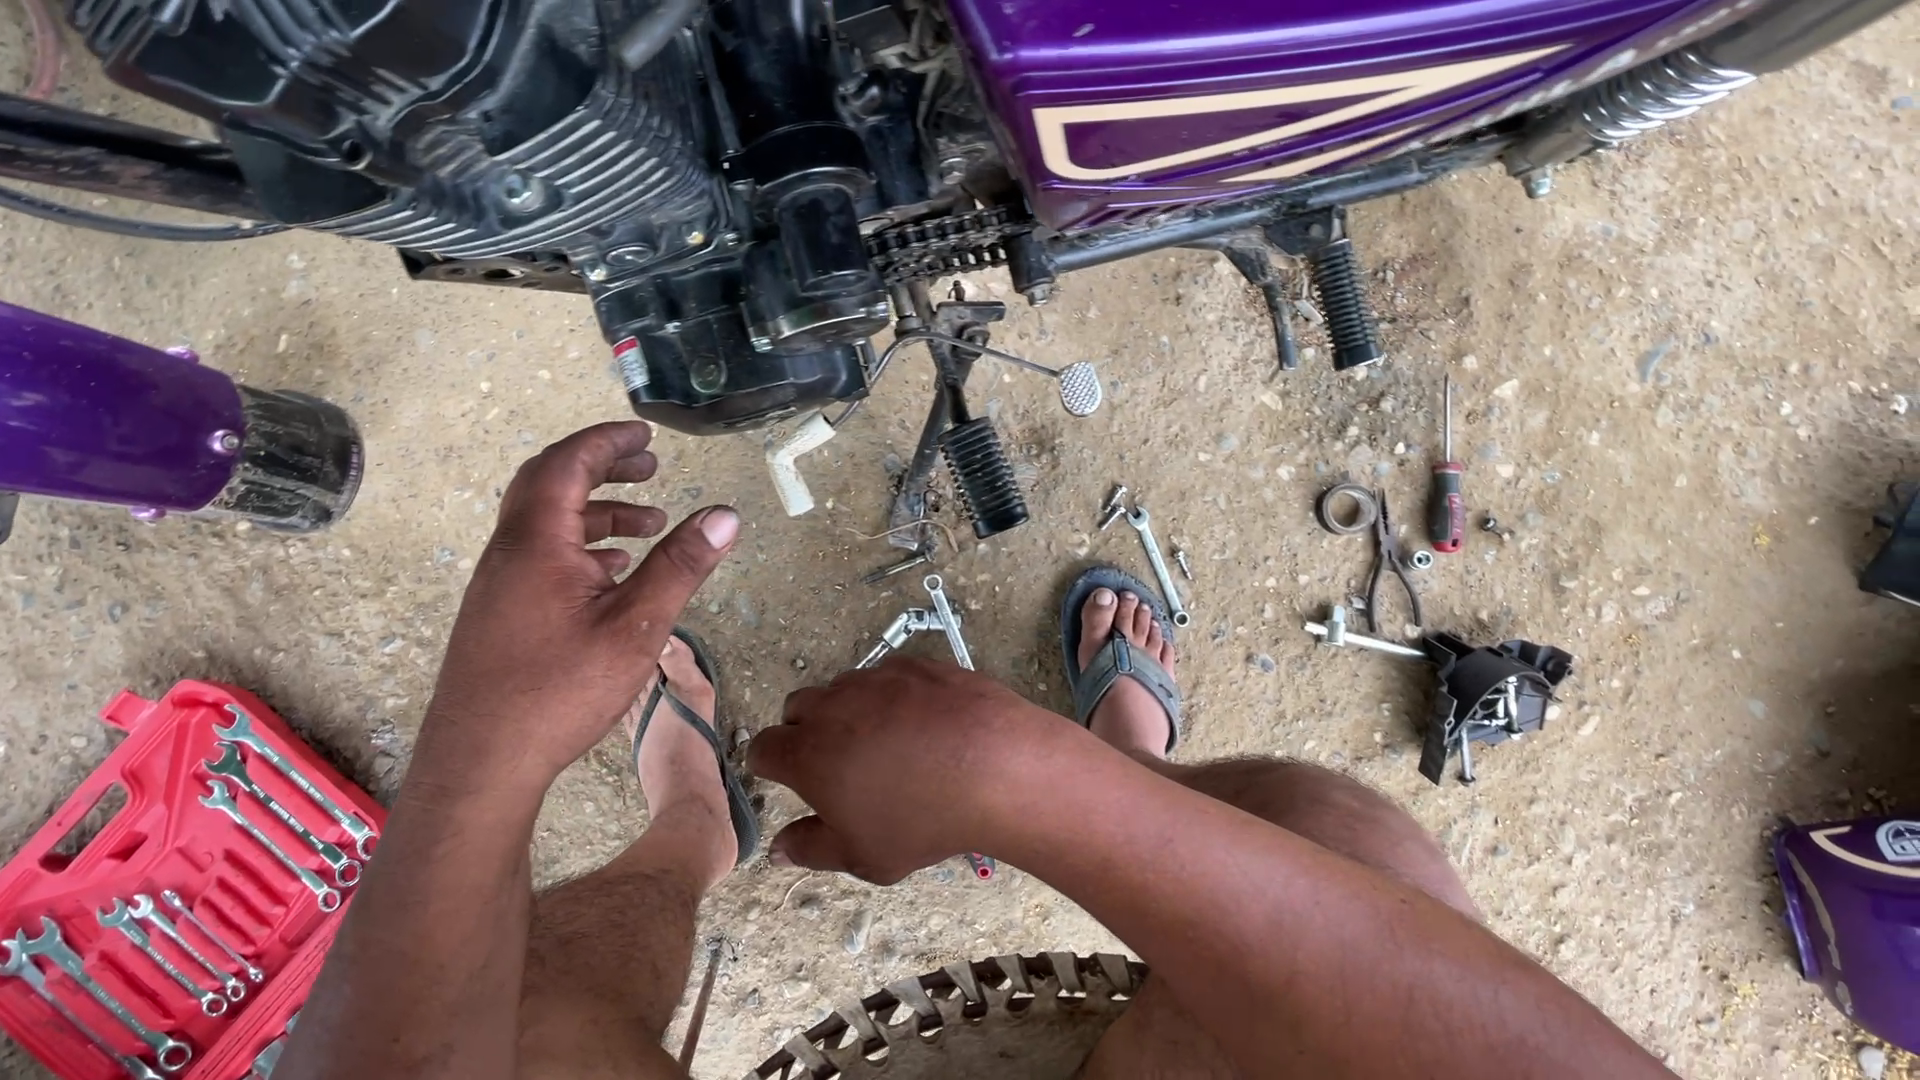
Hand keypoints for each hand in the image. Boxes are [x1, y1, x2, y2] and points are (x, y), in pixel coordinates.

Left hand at [412, 421, 738, 796]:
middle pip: (549, 486)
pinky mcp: (501, 614)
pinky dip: (582, 547)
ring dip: (598, 512)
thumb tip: (726, 515)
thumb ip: (681, 565)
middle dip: (602, 469)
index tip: (645, 435)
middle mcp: (510, 553)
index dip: (606, 442)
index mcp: (537, 543)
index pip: (566, 465)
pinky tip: (614, 573)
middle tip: (651, 468)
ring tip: (649, 524)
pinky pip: (542, 557)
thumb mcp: (637, 626)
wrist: (481, 762)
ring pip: (547, 525)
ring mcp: (500, 585)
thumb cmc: (560, 690)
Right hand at [748, 657, 1074, 882]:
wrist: (995, 766)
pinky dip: (893, 695)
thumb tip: (779, 848)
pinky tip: (924, 723)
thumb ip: (812, 848)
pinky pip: (888, 675)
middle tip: (839, 763)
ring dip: (850, 710)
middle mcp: (833, 705)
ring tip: (887, 744)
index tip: (791, 779)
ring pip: (844, 688)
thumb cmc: (923, 820)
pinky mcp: (915, 663)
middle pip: (798, 708)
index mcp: (808, 753)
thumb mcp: (864, 855)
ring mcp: (876, 678)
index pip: (763, 748)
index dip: (771, 764)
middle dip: (806, 731)